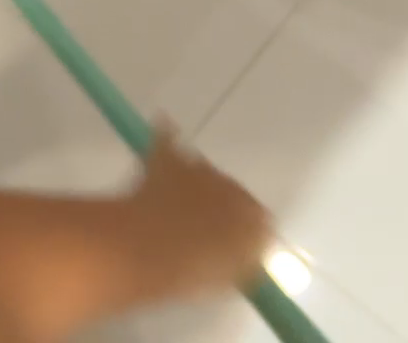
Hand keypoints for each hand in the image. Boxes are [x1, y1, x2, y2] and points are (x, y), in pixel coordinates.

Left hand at [125, 126, 273, 298]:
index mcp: (258, 219)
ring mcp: (199, 165)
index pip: (259, 223)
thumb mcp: (229, 279)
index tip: (228, 246)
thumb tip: (243, 254)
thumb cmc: (193, 272)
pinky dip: (166, 135)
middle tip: (197, 227)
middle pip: (229, 192)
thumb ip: (242, 260)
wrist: (148, 243)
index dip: (242, 234)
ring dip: (191, 181)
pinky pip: (168, 137)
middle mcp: (234, 185)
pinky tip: (163, 129)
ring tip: (172, 203)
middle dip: (216, 205)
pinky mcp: (168, 152)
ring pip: (201, 169)